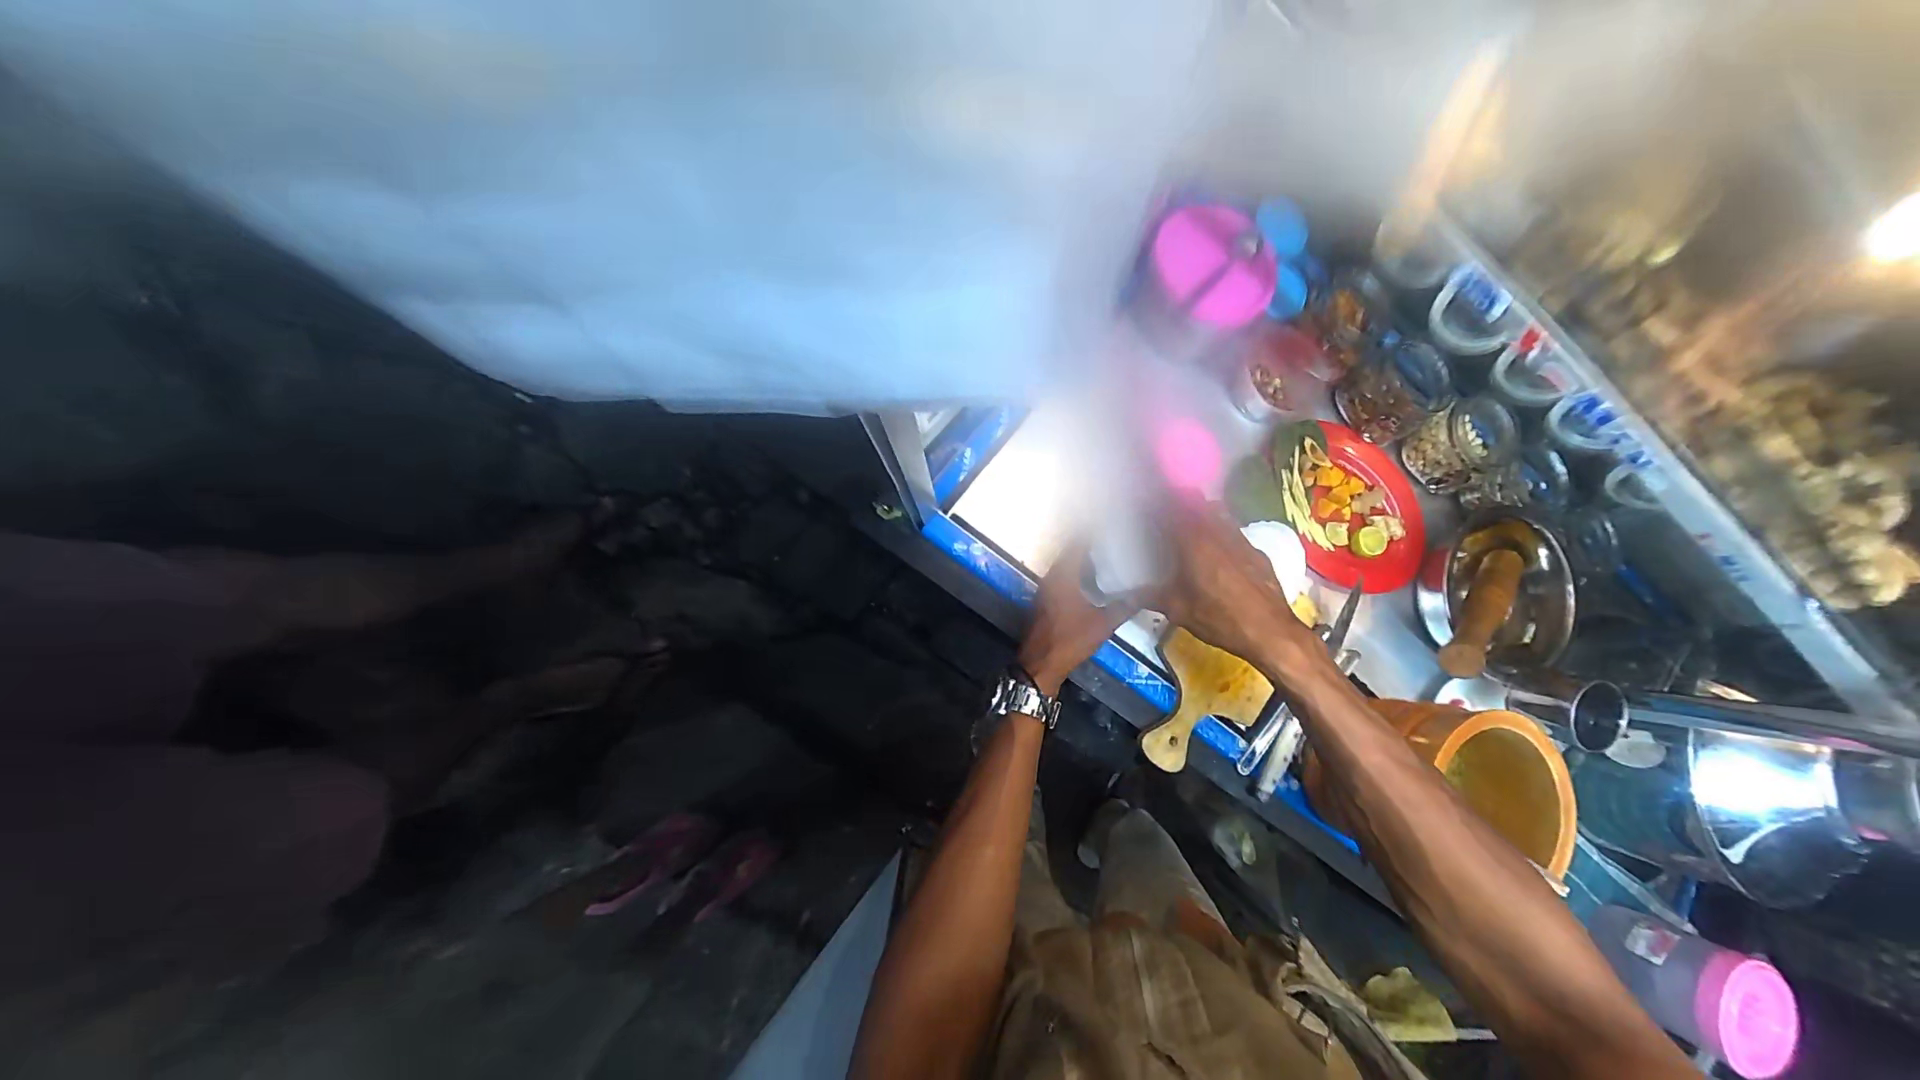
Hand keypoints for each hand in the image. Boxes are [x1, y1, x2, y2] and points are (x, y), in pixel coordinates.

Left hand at [1018, 544, 1135, 695]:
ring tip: (1107, 554)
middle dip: (1089, 543)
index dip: (1092, 532)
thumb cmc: (1070, 641)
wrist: (1040, 664)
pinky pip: (1062, 577)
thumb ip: (1124, 607)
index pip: (1077, 543)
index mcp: (1063, 576)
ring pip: (1066, 565)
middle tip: (1112, 538)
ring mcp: (1046, 588)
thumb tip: (1145, 593)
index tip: (1109, 524)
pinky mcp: (1046, 599)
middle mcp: (1051, 576)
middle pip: (1070, 551)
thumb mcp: (1102, 624)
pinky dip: (1077, 572)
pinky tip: (1093, 579)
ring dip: (1083, 558)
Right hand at [1151, 497, 1321, 675]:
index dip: (1156, 499)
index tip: (1144, 502)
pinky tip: (1216, 554)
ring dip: (1201, 514)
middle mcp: (1218, 531)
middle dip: (1178, 502)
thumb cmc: (1219, 618)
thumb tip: (1124, 595)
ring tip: (1188, 530)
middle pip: (1196, 501)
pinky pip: (1233, 531)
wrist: (1271, 633)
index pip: (1171, 504)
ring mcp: (1241, 539)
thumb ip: (1148, 596)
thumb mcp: (1177, 610)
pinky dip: (1220, 533)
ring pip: (1218, 512)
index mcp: (1193, 540)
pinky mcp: (1257, 552)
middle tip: (1163, 514)